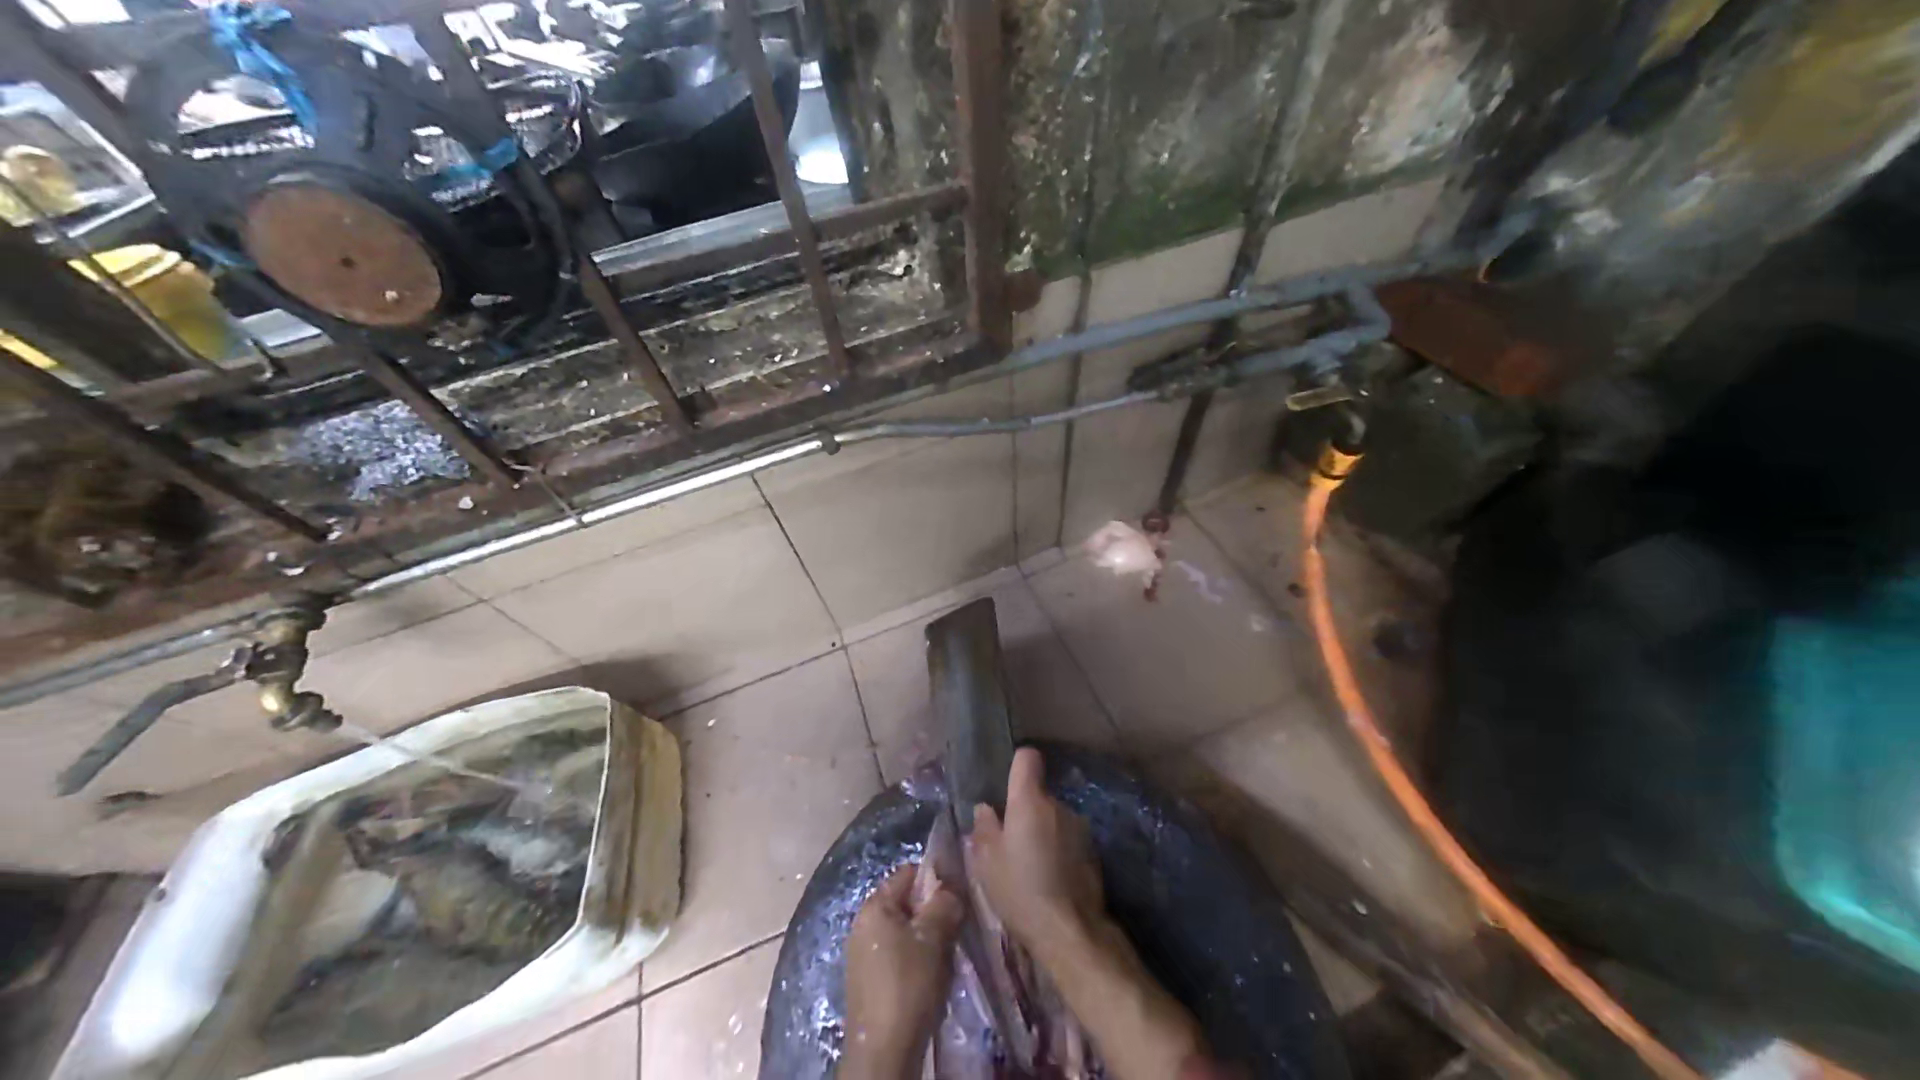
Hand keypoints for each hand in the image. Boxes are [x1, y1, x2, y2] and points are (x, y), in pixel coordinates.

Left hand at [841, 863, 962, 1078]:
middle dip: (932, 912)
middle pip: (906, 902)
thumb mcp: (933, 938)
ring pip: (904, 930)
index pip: (909, 873)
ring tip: (946, 955)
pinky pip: (897, 954)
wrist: (883, 1050)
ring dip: (926, 938)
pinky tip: (930, 977)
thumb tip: (950, 888)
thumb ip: (944, 903)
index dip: (935, 879)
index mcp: (874, 905)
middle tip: (955, 928)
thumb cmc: (908, 984)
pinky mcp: (867, 979)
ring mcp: (862, 952)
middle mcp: (863, 923)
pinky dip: (915, 959)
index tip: (957, 897)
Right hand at [966, 746, 1103, 951]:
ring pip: (1053, 818)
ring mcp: (1079, 827)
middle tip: (1008, 842)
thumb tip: (985, 808)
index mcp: (1029, 800)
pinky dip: (1057, 849)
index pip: (1027, 758)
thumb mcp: (987, 862)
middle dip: (1024, 810)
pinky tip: (1049, 877)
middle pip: (1038, 794)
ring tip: (1029, 864)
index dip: (1015, 766)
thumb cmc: (1020, 890)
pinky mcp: (1092, 851)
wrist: (1071, 931)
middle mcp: (1058, 805)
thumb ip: (984, 827)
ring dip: (1042, 831)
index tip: (1004, 787)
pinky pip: (1067, 838)